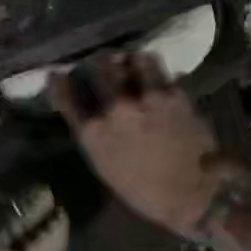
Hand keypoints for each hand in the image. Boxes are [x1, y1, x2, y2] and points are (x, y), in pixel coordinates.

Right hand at [49, 52, 246, 237]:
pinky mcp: (174, 93)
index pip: (66, 94)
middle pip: (99, 66)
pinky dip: (152, 71)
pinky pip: (159, 70)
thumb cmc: (143, 190)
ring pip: (133, 59)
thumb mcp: (105, 166)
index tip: (58, 77)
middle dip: (97, 63)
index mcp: (93, 133)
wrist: (192, 192)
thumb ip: (93, 134)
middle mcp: (116, 109)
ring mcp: (147, 97)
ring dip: (129, 61)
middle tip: (100, 64)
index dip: (59, 82)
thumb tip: (88, 112)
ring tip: (131, 66)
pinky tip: (153, 79)